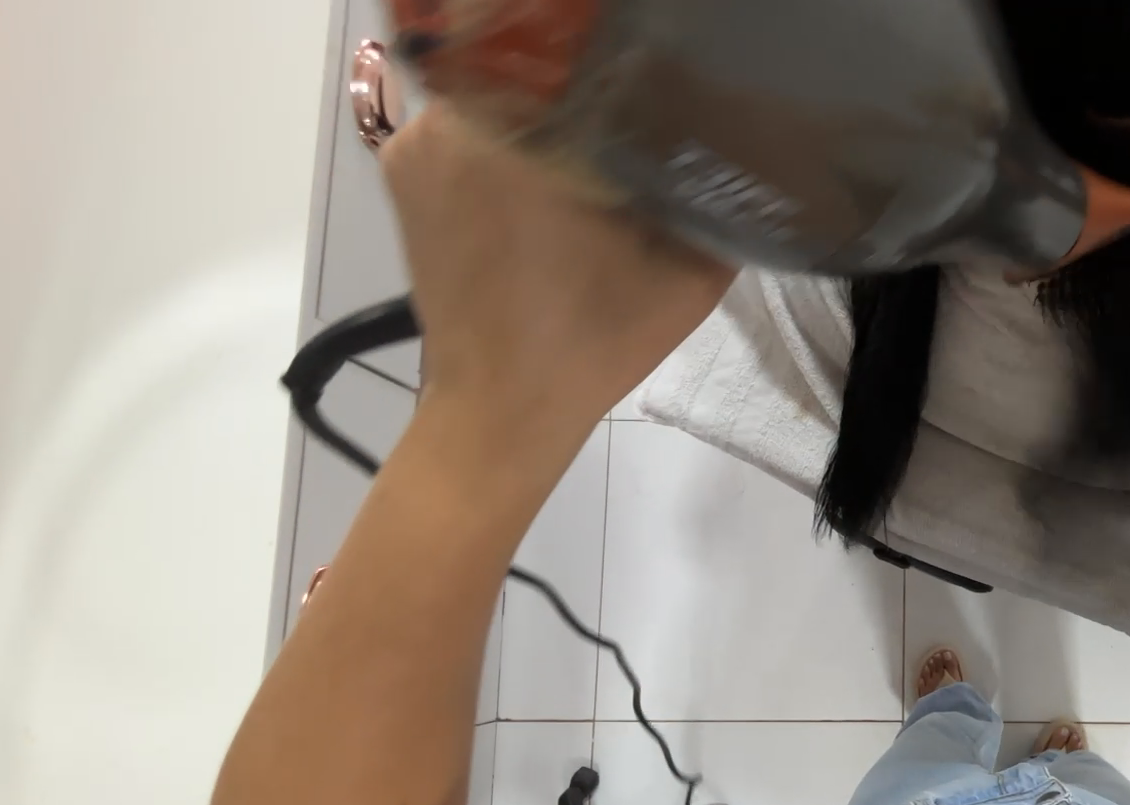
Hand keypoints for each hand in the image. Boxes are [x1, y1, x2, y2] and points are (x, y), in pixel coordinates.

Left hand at [380, 105, 732, 449]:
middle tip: (630, 153)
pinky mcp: (402, 182)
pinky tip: (544, 199)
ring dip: (545, 134)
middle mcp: (451, 119)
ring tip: (591, 175)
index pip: (587, 70)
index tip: (658, 125)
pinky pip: (466, 142)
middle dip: (585, 113)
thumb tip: (728, 163)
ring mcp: (414, 148)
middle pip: (537, 84)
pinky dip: (506, 159)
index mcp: (524, 131)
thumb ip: (715, 209)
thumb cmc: (597, 342)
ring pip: (500, 110)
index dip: (629, 92)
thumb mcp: (689, 277)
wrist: (508, 408)